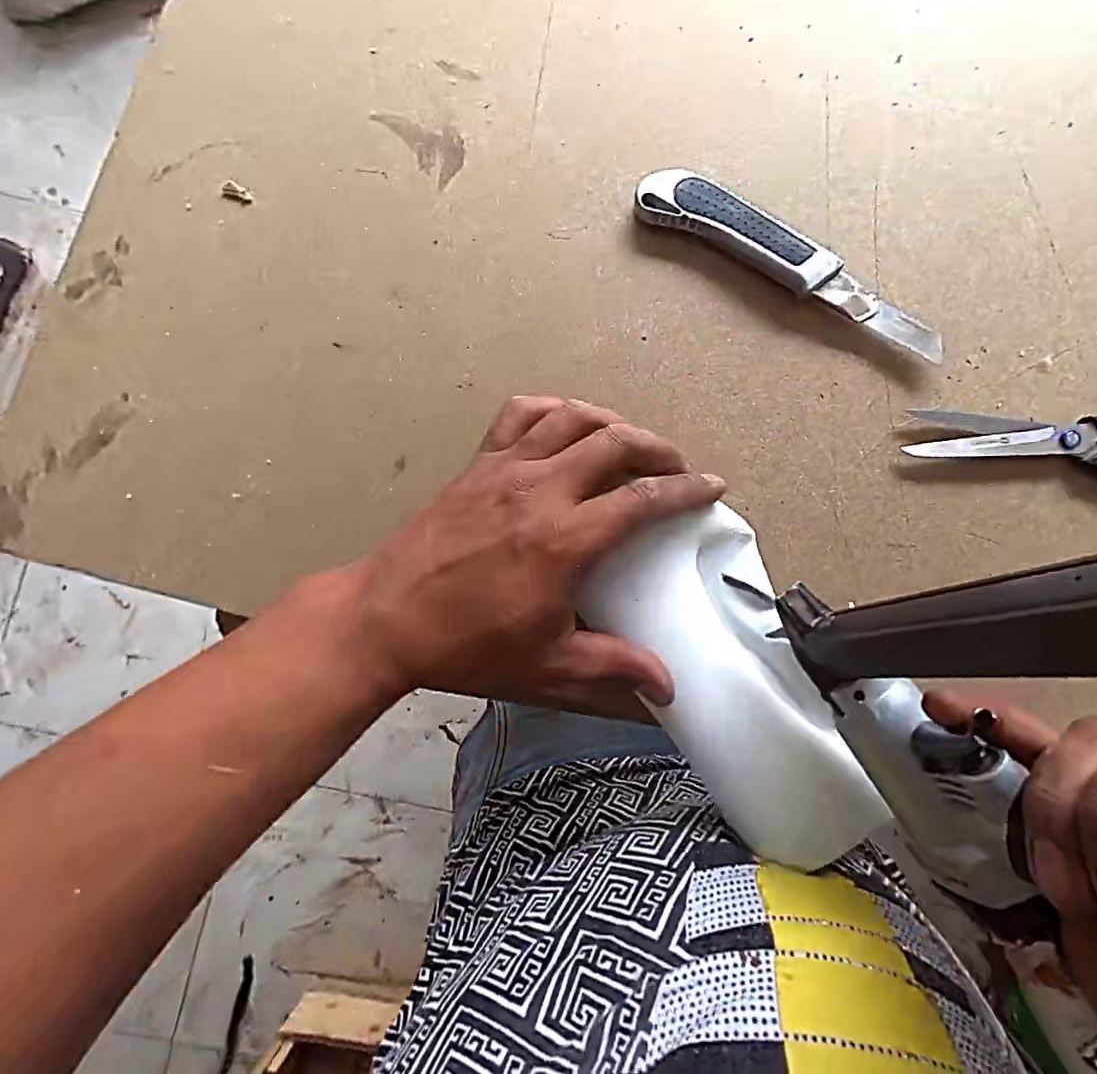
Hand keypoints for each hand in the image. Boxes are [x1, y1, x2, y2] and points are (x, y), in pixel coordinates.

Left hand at [348, 396, 725, 714]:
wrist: (385, 620)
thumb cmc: (465, 646)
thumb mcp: (547, 667)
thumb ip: (612, 669)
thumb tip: (665, 686)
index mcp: (563, 541)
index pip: (643, 500)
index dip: (686, 490)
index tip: (712, 487)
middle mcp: (539, 491)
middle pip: (616, 442)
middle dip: (658, 449)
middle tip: (675, 468)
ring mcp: (504, 470)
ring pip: (571, 419)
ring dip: (612, 423)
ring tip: (630, 443)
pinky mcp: (477, 465)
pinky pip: (519, 415)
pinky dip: (553, 410)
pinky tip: (567, 424)